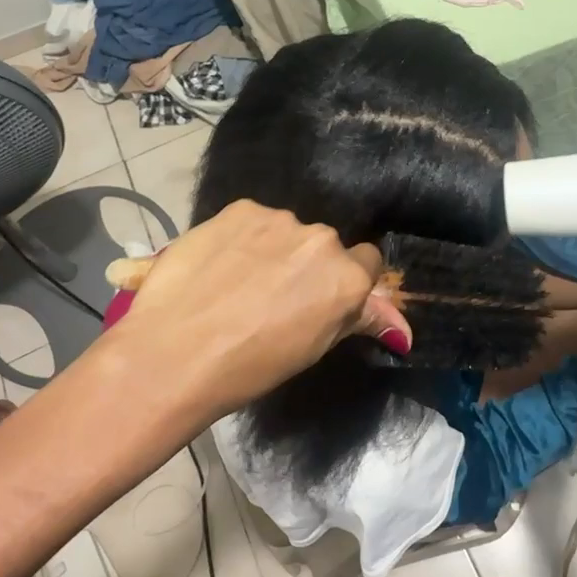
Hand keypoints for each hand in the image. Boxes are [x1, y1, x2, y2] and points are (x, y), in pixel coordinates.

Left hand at [111, 200, 406, 412]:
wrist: (172, 354)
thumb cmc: (250, 368)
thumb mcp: (312, 350)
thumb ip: (357, 323)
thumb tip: (404, 332)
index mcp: (348, 278)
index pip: (368, 262)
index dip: (344, 281)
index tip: (320, 299)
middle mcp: (322, 240)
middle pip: (324, 246)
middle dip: (305, 265)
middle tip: (272, 298)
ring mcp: (280, 220)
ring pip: (285, 231)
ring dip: (272, 249)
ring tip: (235, 284)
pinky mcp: (240, 208)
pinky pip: (251, 221)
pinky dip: (239, 239)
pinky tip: (215, 266)